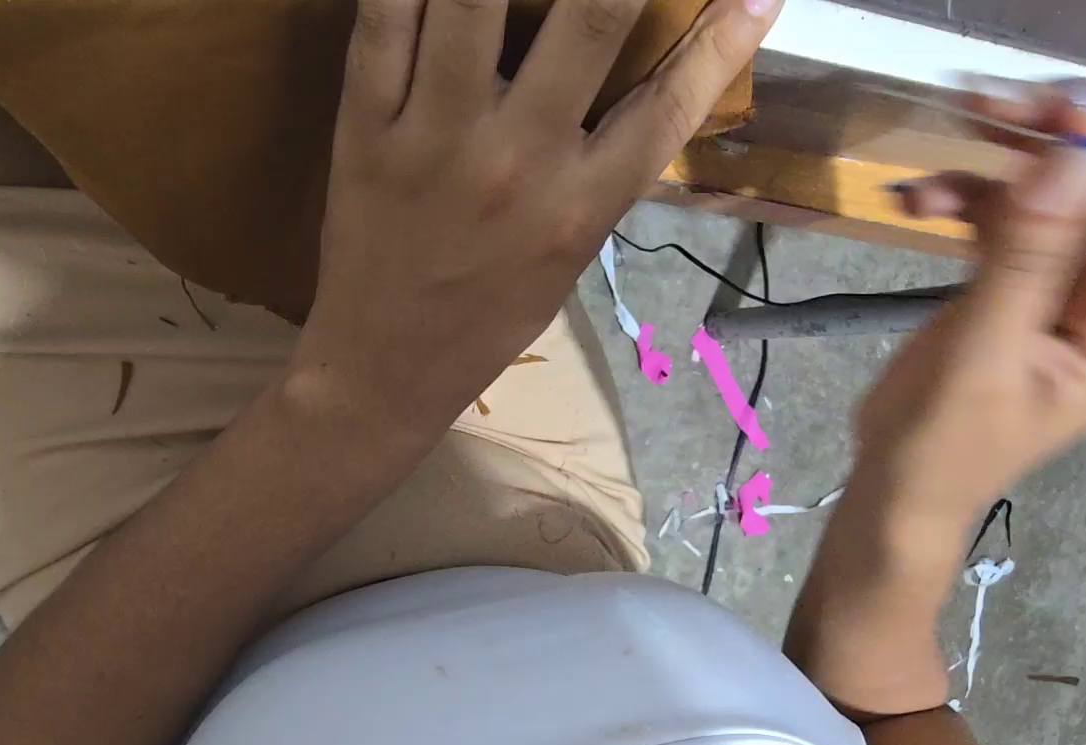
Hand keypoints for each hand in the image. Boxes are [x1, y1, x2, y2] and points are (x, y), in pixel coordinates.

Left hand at [294, 0, 780, 423]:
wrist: (386, 368)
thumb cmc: (484, 326)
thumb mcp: (562, 266)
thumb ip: (595, 182)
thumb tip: (629, 100)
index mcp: (576, 212)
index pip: (666, 110)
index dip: (720, 41)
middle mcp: (518, 163)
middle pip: (591, 18)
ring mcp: (436, 137)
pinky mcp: (365, 124)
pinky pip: (384, 14)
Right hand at [859, 83, 1085, 535]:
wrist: (897, 483)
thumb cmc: (947, 450)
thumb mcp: (984, 362)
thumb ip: (1029, 261)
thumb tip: (1078, 151)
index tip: (1070, 129)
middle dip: (1078, 132)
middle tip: (1003, 101)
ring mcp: (1071, 277)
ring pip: (1070, 180)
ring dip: (1014, 148)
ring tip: (957, 124)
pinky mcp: (1018, 273)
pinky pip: (1010, 206)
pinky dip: (967, 191)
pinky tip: (915, 199)